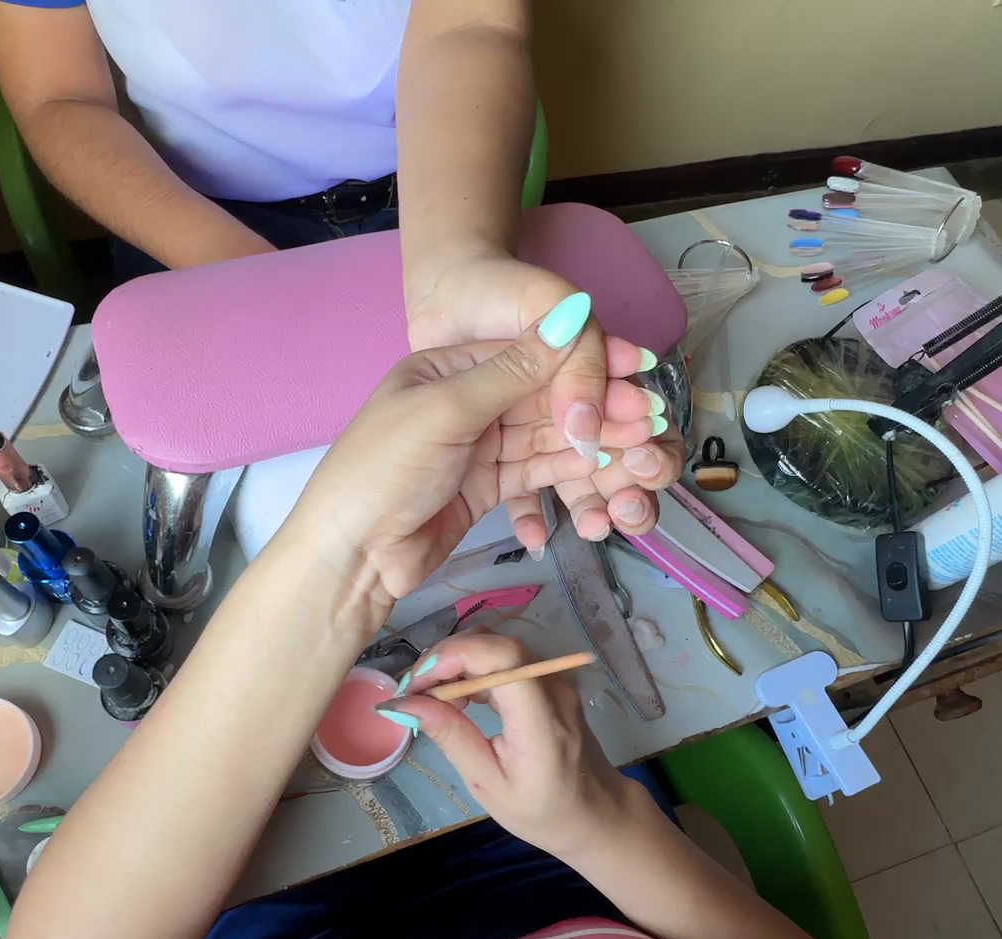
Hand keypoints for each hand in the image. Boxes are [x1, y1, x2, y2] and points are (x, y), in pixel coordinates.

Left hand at [285, 292, 680, 604]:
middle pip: (543, 401)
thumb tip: (568, 322)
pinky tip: (597, 481)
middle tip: (649, 419)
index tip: (635, 371)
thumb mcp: (443, 410)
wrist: (352, 553)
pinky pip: (534, 476)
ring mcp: (478, 447)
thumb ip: (508, 371)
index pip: (528, 356)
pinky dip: (565, 478)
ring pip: (545, 439)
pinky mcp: (485, 487)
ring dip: (590, 445)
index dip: (581, 365)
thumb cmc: (384, 468)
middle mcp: (468, 403)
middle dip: (596, 410)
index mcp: (449, 368)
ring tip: (639, 451)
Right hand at [383, 633, 655, 860]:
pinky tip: (457, 695)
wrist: (595, 812)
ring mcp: (554, 679)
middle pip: (495, 644)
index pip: (501, 659)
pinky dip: (472, 666)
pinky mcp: (548, 678)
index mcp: (541, 722)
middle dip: (445, 657)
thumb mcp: (488, 784)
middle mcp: (553, 688)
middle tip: (414, 690)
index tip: (416, 684)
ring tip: (431, 695)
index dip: (453, 657)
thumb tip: (404, 702)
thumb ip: (451, 736)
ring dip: (456, 660)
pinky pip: (504, 656)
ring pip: (496, 644)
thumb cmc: (541, 810)